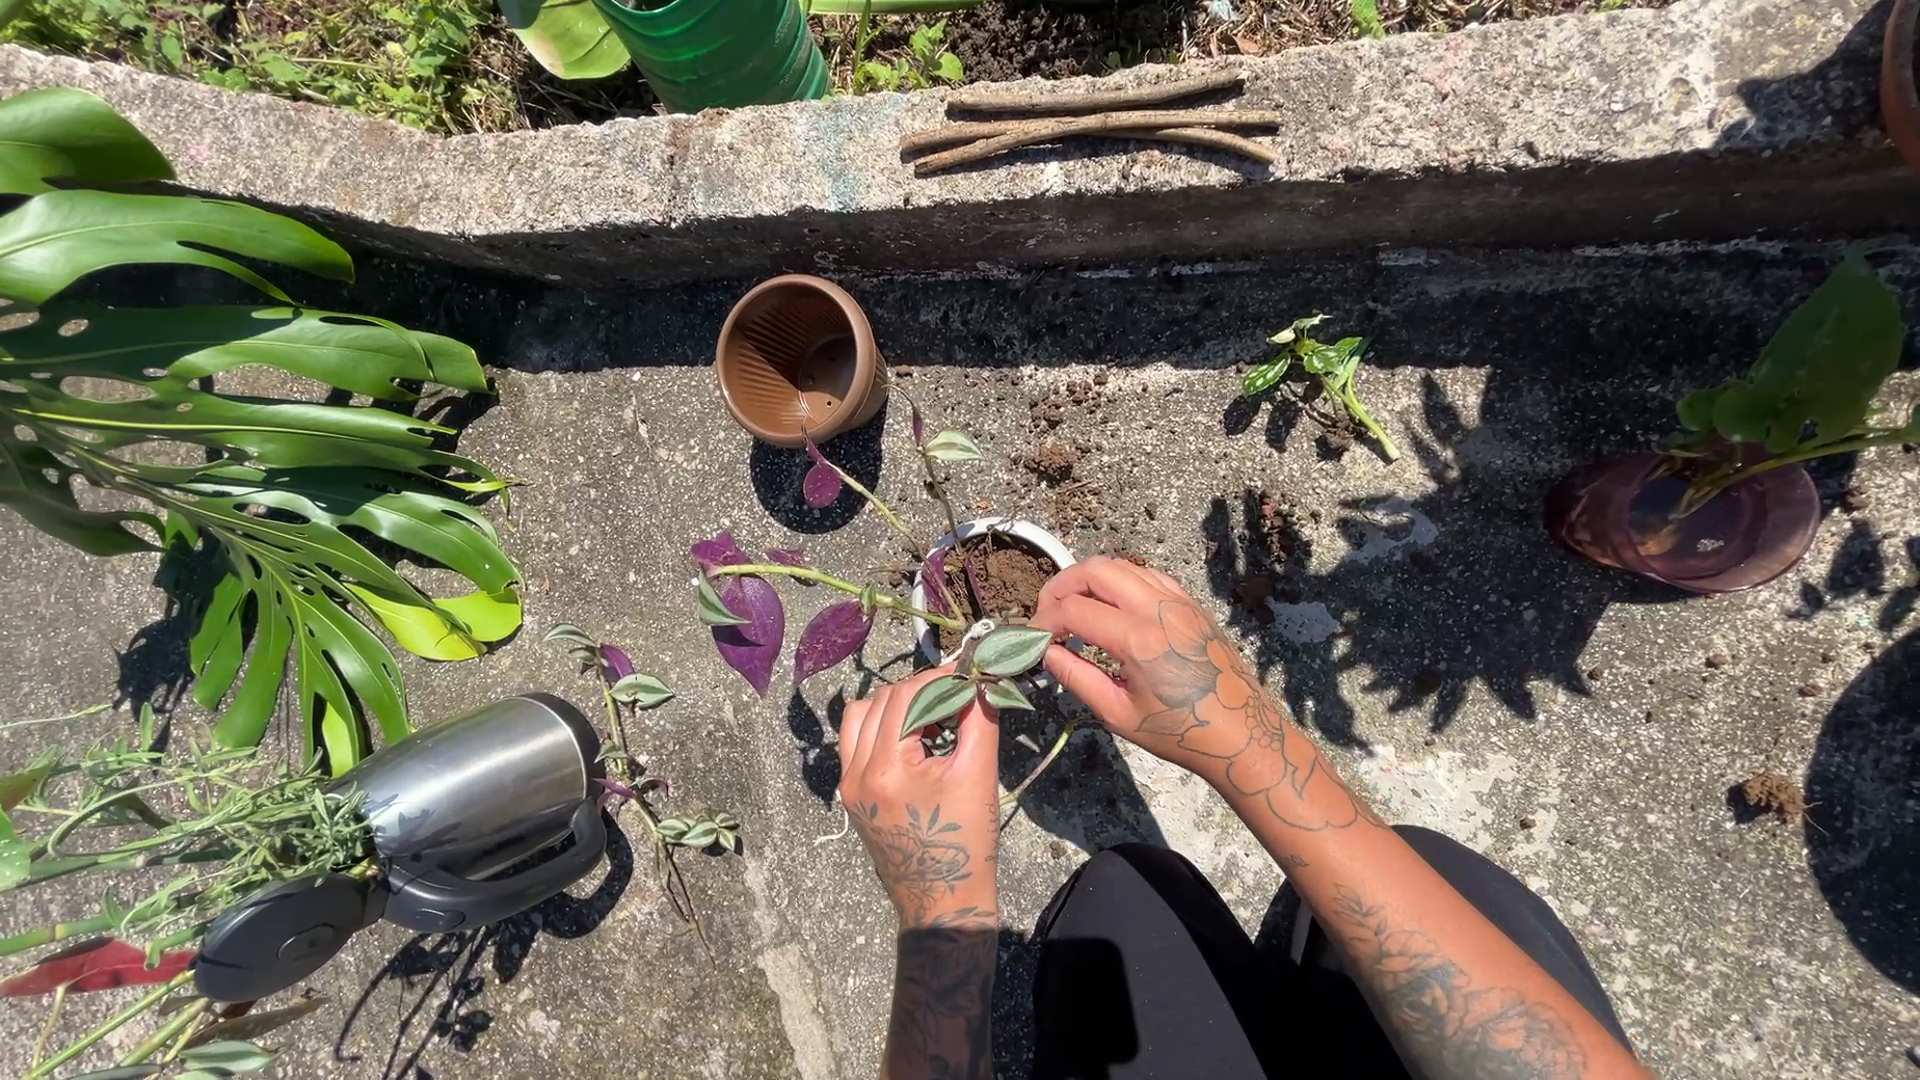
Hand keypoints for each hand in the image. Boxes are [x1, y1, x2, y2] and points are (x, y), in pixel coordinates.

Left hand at [838, 667, 1000, 927]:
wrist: (944, 906)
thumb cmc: (967, 843)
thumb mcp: (979, 776)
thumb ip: (978, 719)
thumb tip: (979, 680)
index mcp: (886, 769)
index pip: (905, 697)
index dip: (937, 678)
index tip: (966, 674)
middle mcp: (856, 773)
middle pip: (881, 702)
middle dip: (919, 690)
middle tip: (955, 694)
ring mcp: (848, 785)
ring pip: (860, 717)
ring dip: (894, 706)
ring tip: (931, 715)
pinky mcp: (851, 796)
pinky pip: (856, 742)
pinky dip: (881, 728)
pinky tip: (914, 737)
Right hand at [1030, 556, 1374, 829]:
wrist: (1243, 733)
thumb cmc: (1180, 732)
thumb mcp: (1118, 714)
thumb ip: (1076, 677)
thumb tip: (1045, 652)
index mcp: (1138, 639)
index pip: (1074, 610)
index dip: (1044, 621)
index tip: (1033, 639)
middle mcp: (1157, 608)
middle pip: (1094, 570)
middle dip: (1060, 586)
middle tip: (1046, 614)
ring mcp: (1177, 600)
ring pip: (1120, 565)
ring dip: (1088, 580)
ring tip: (1073, 608)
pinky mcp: (1189, 602)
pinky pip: (1144, 574)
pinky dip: (1118, 582)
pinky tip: (1110, 608)